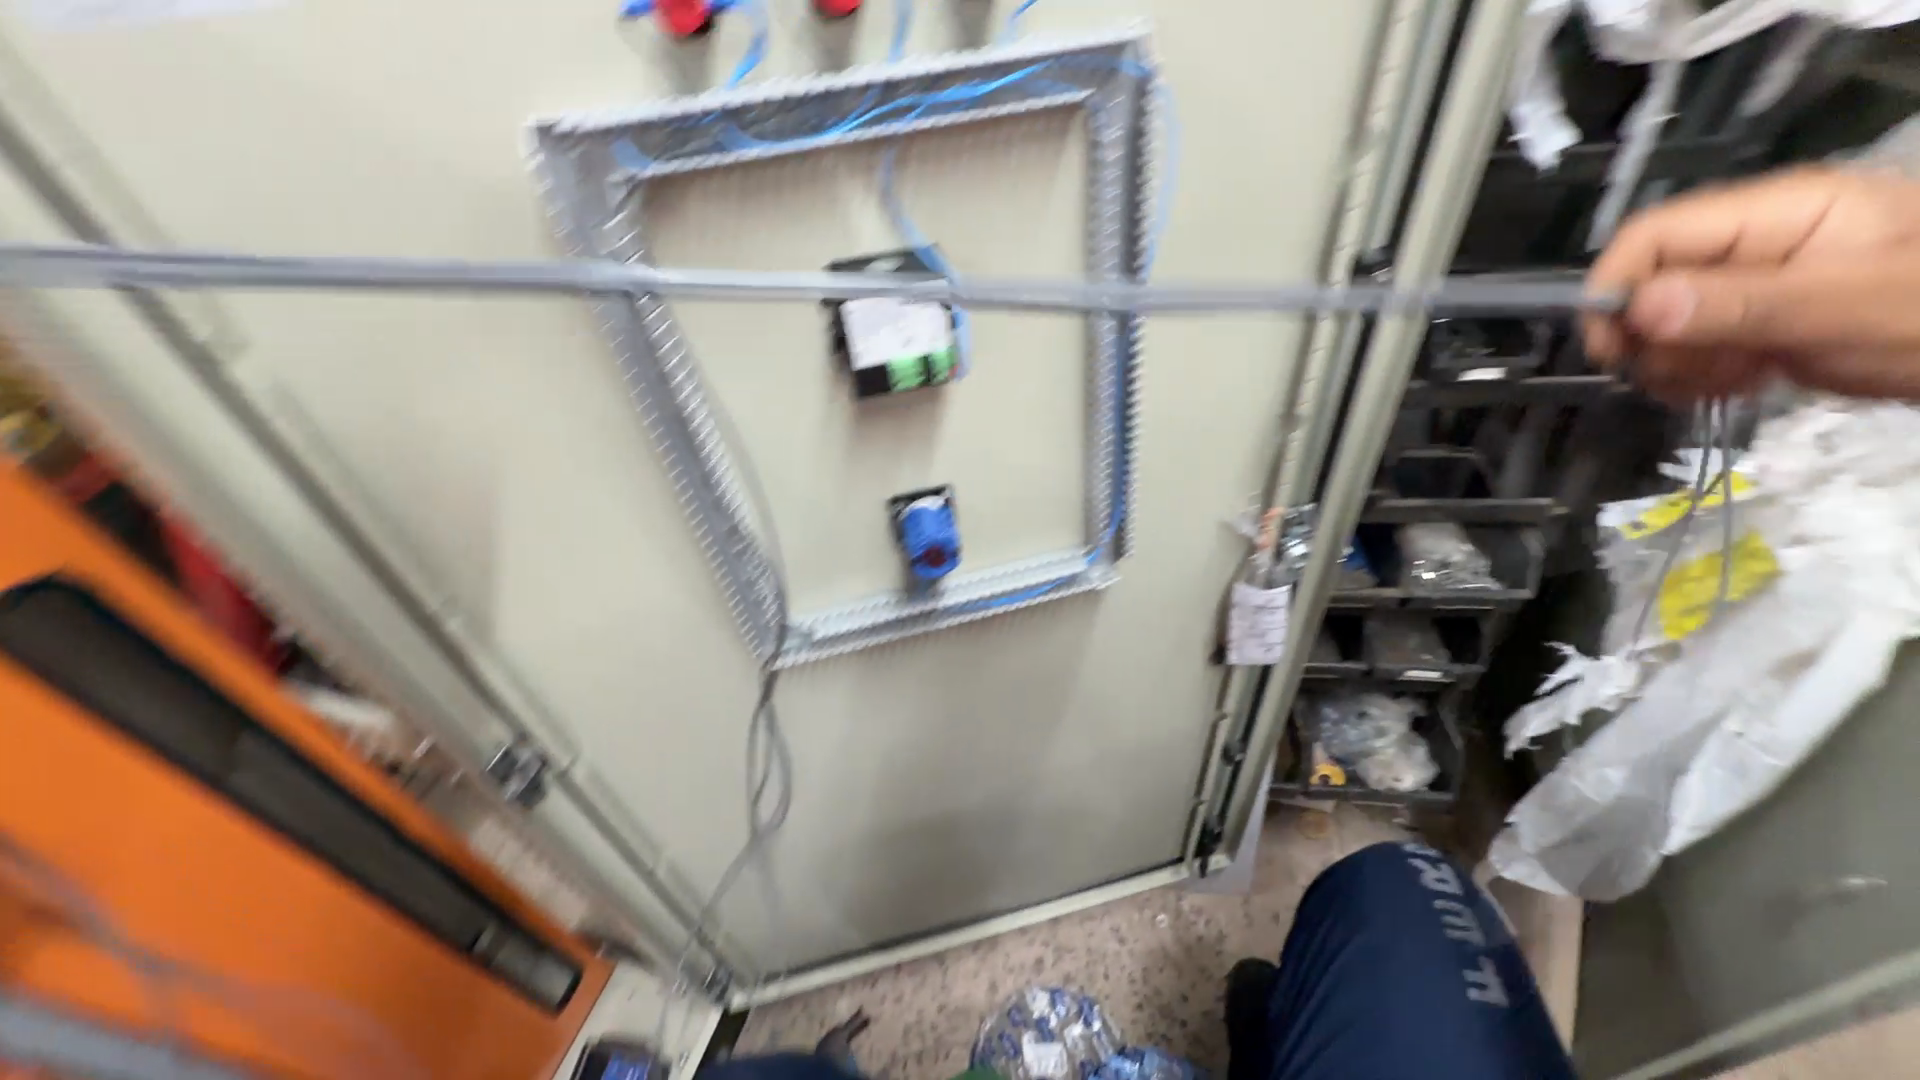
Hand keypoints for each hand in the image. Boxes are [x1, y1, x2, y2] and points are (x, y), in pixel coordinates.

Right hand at [1583, 166, 1919, 401]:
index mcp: (1777, 212)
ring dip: (1674, 364)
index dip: (1616, 290)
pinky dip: (1695, 374)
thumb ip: (1750, 305)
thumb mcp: (1860, 310)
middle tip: (1696, 375)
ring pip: (1658, 323)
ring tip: (1732, 381)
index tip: (1619, 352)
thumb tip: (1640, 308)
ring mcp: (1754, 281)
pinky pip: (1689, 345)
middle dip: (1651, 339)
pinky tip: (1741, 382)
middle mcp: (1752, 241)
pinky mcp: (1757, 317)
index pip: (1649, 237)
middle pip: (1645, 283)